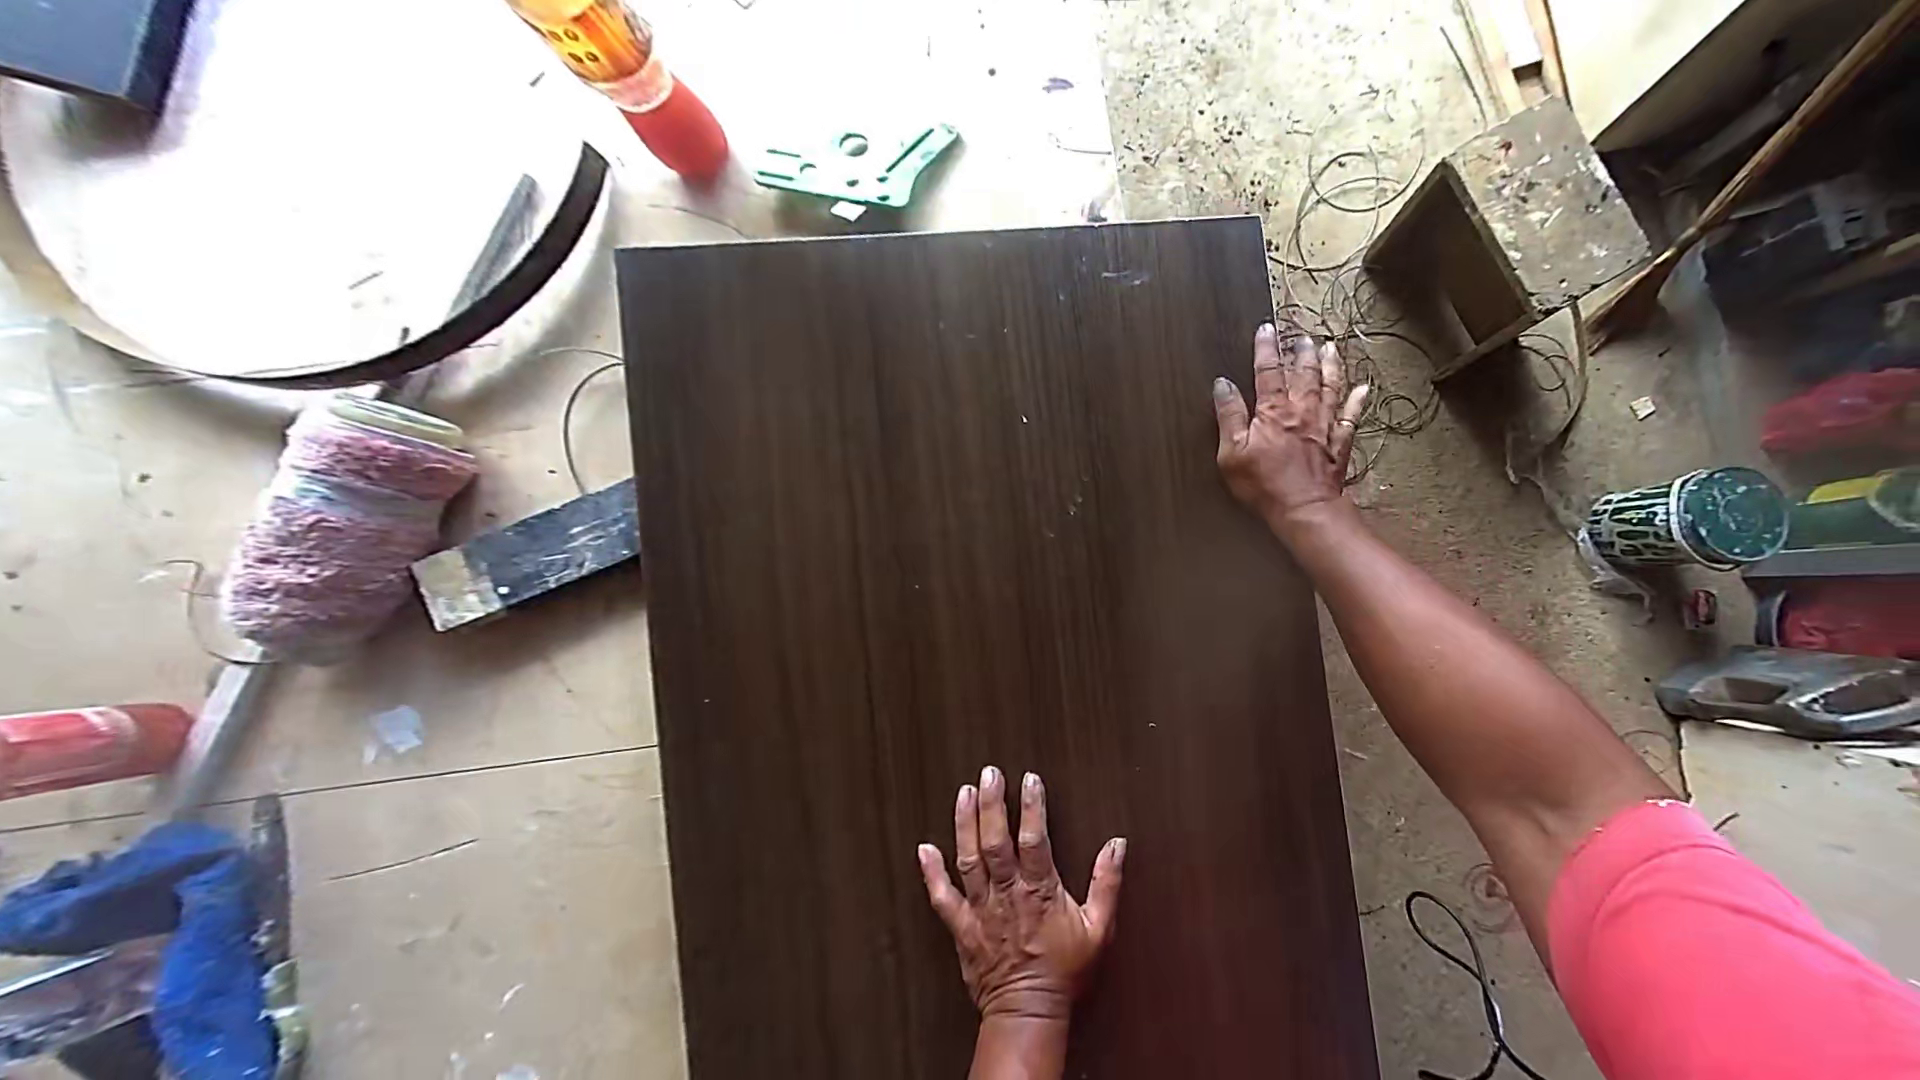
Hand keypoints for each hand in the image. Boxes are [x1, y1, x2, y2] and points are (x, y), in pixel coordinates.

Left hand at [917, 766, 1124, 1021]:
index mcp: (1040, 892)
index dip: (1032, 807)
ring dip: (964, 824)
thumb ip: (1107, 883)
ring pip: (969, 859)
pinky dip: (931, 873)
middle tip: (989, 773)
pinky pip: (942, 897)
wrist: (1030, 1014)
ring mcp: (981, 909)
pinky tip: (924, 848)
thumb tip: (1117, 844)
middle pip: (996, 842)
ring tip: (964, 793)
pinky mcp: (962, 926)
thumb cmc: (1066, 972)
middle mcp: (1007, 894)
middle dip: (992, 805)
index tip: (1030, 779)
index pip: (1035, 840)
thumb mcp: (1099, 929)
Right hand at [1212, 324, 1369, 529]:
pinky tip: (1362, 388)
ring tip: (1329, 348)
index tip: (1266, 329)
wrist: (1302, 508)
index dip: (1265, 349)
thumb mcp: (1232, 451)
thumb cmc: (1262, 483)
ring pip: (1329, 387)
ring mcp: (1323, 426)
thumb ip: (1229, 415)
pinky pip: (1350, 417)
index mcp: (1273, 411)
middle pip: (1303, 374)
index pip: (1267, 372)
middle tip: (1301, 336)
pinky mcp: (1338, 444)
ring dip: (1329, 366)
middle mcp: (1301, 411)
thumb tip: (1223, 385)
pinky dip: (1357, 401)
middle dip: (1301, 352)